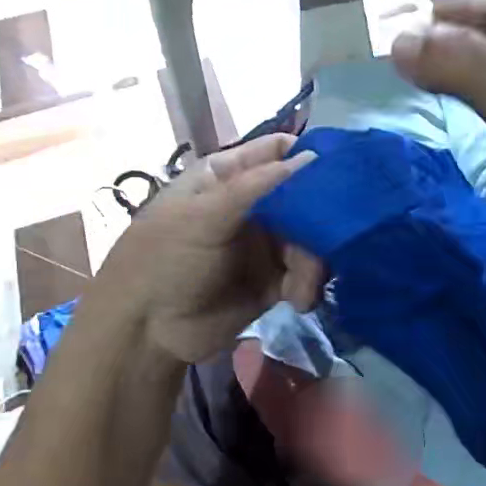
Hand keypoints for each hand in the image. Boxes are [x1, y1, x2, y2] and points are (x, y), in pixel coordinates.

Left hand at [90, 135, 323, 364]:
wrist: (146, 331)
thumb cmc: (165, 259)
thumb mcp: (203, 215)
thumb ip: (255, 186)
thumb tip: (311, 158)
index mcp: (228, 178)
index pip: (275, 154)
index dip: (306, 157)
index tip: (339, 171)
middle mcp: (251, 207)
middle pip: (303, 201)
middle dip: (319, 220)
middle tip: (330, 240)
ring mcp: (263, 247)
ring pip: (309, 241)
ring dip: (314, 262)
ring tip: (303, 285)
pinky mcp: (273, 284)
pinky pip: (304, 277)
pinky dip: (307, 287)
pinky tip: (298, 301)